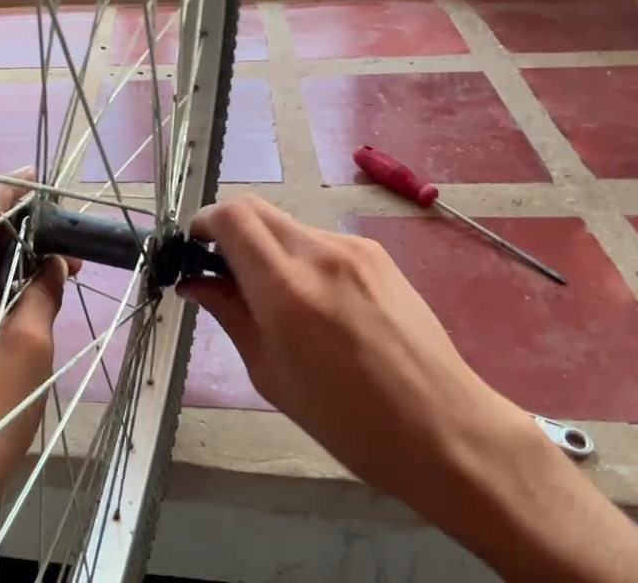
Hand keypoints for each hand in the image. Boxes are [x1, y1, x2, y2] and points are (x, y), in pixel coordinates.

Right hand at [179, 196, 534, 520]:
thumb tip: (196, 283)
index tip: (193, 248)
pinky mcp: (377, 254)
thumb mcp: (271, 375)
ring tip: (272, 298)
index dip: (203, 223)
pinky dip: (300, 258)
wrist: (444, 429)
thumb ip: (230, 315)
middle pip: (255, 208)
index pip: (231, 217)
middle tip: (221, 271)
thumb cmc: (348, 424)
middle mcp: (320, 253)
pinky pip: (321, 242)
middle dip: (228, 230)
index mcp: (286, 289)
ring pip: (288, 225)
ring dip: (266, 247)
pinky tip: (315, 304)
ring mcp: (353, 249)